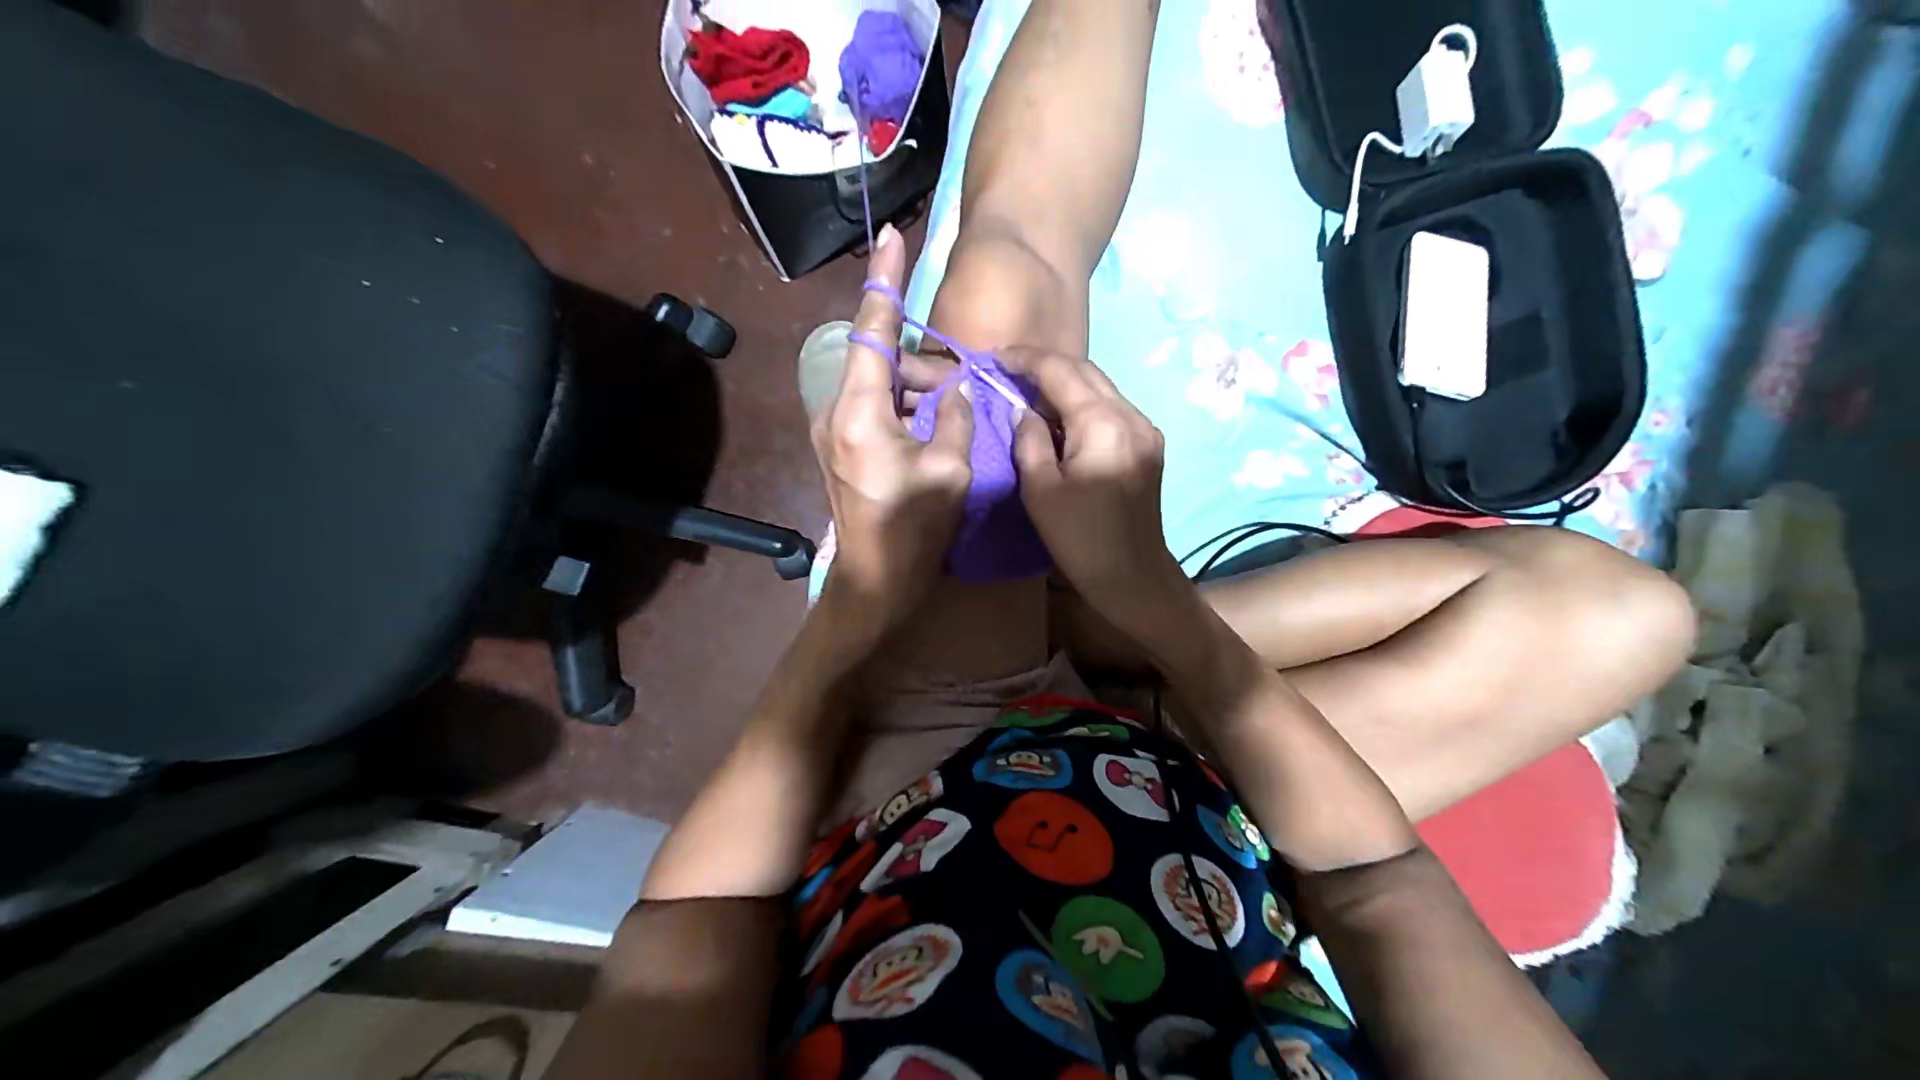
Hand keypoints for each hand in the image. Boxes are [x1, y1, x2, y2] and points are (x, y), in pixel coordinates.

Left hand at [811, 225, 974, 634]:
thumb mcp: (951, 469)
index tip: (891, 238)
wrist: (875, 582)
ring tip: (953, 420)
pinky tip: (936, 432)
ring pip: (882, 388)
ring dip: (919, 394)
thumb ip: (955, 415)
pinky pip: (877, 411)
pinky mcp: (842, 449)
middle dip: (924, 367)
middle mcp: (837, 413)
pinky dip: (908, 411)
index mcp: (859, 413)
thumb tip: (955, 387)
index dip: (885, 282)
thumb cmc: (913, 530)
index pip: (872, 330)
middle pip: (883, 362)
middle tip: (962, 391)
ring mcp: (835, 432)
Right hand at [1002, 347, 1189, 630]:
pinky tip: (1061, 417)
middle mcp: (1130, 415)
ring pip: (1100, 386)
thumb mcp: (1040, 489)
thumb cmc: (1079, 538)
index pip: (1060, 371)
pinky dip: (1083, 402)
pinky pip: (1111, 408)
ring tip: (1029, 390)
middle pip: (1085, 370)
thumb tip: (1024, 409)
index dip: (1025, 359)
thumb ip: (1030, 439)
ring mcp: (1145, 428)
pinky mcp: (1149, 444)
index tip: (995, 357)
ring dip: (1065, 382)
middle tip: (1008, 369)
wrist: (1133, 576)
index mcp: (1101, 424)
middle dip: (1046, 364)